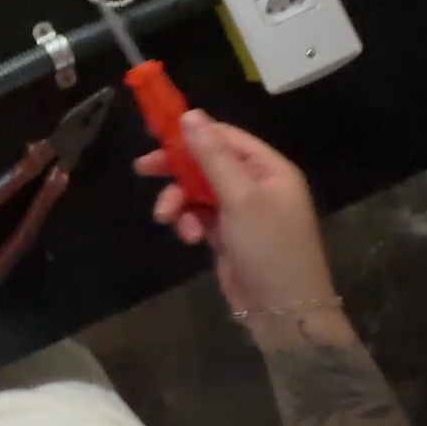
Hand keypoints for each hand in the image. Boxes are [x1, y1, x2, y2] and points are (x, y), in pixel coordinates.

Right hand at [134, 110, 334, 315]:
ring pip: (196, 191)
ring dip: (178, 201)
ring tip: (167, 218)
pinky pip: (198, 215)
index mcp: (268, 168)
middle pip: (206, 163)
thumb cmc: (268, 247)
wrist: (283, 310)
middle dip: (177, 170)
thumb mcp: (240, 197)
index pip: (225, 137)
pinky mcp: (226, 233)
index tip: (157, 135)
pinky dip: (188, 222)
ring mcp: (241, 210)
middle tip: (143, 169)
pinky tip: (189, 238)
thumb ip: (212, 156)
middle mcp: (255, 184)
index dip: (192, 134)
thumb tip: (190, 115)